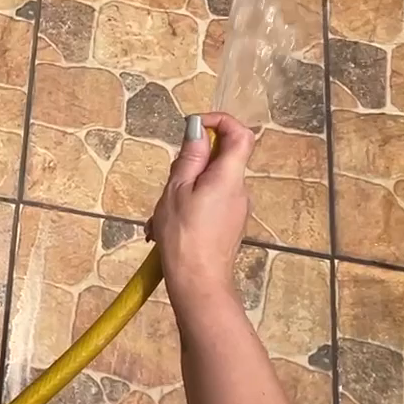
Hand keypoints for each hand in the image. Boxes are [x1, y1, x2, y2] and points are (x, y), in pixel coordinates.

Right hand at [148, 112, 255, 315]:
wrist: (198, 282)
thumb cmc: (183, 234)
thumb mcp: (177, 188)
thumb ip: (190, 157)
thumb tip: (198, 128)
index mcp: (228, 177)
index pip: (241, 134)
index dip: (220, 120)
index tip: (193, 126)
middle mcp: (240, 190)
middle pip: (222, 158)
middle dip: (190, 162)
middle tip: (169, 182)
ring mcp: (236, 208)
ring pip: (210, 181)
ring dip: (183, 187)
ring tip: (162, 213)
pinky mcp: (229, 223)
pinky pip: (209, 200)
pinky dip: (187, 204)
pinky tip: (166, 226)